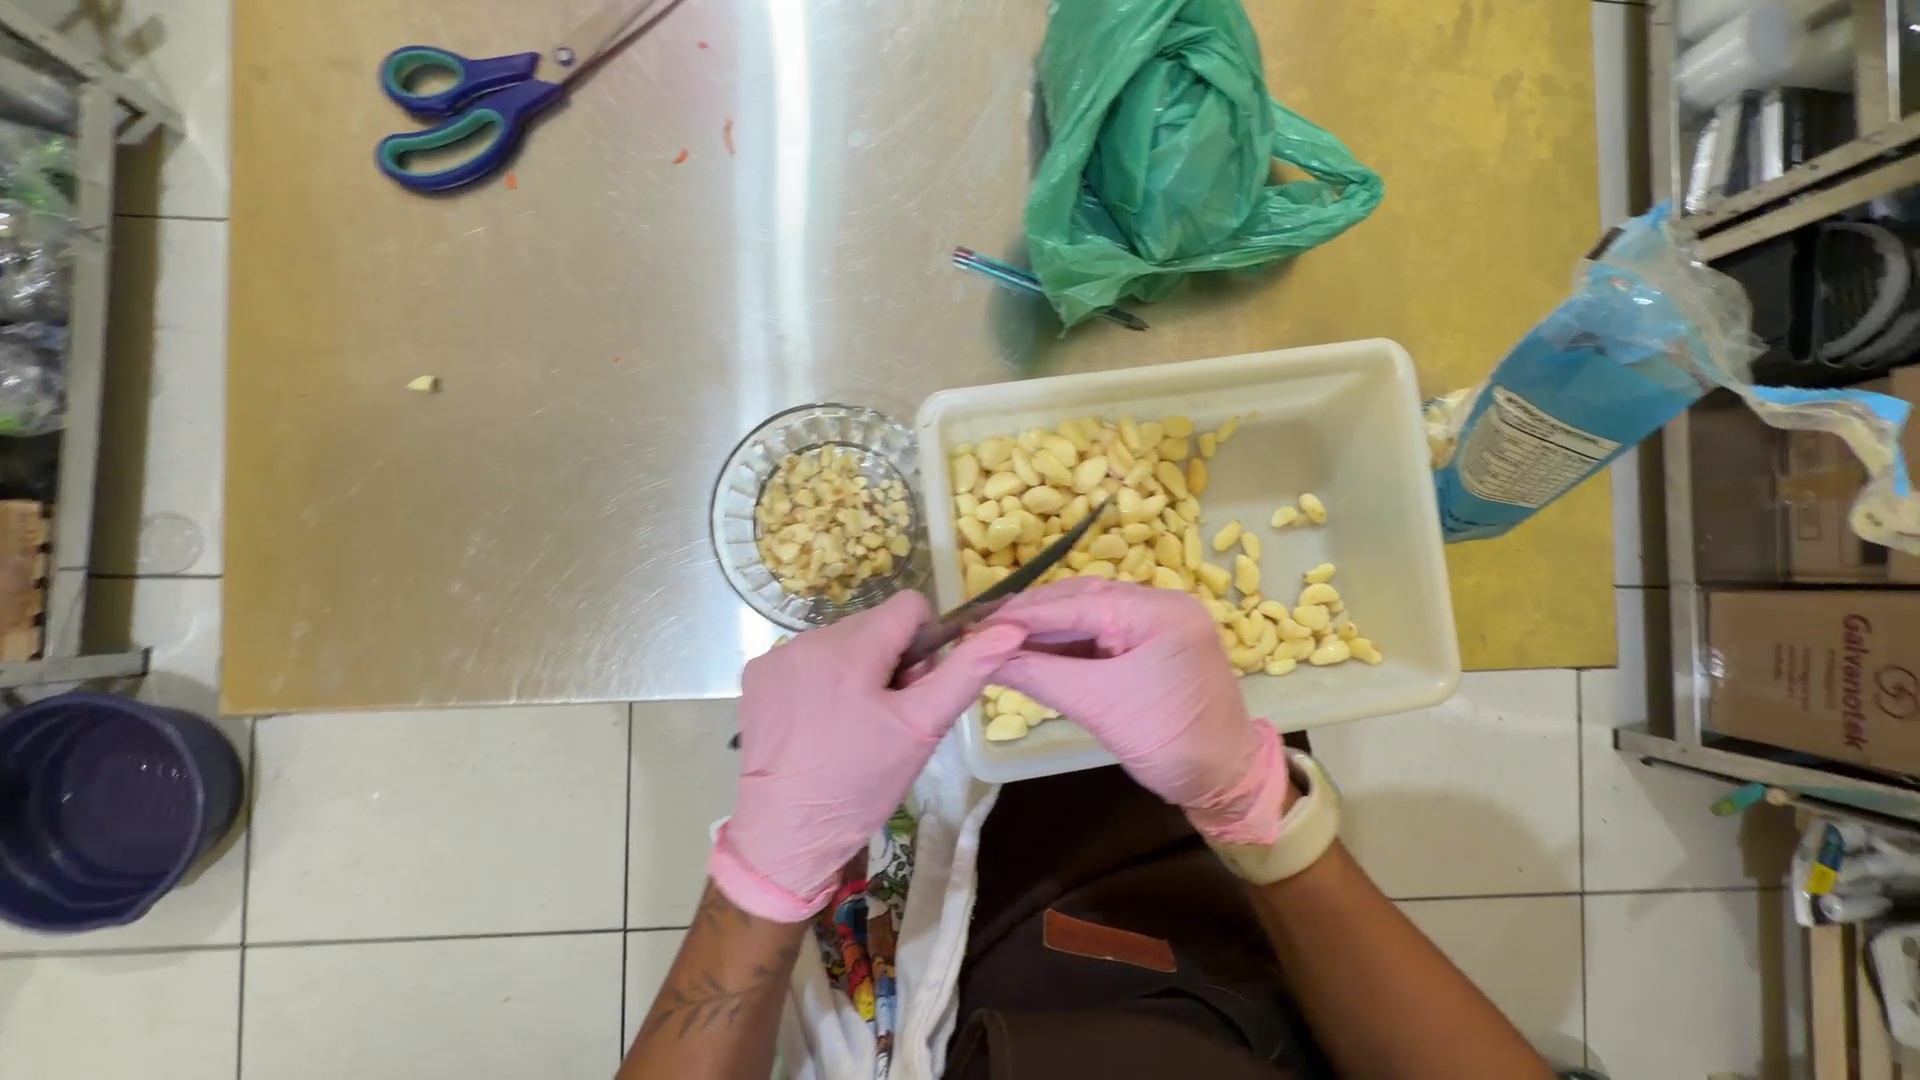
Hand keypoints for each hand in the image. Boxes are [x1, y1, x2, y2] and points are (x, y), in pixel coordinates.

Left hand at [710, 591, 1024, 921]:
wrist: (787, 835)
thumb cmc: (861, 784)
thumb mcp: (922, 729)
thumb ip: (965, 673)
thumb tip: (1007, 630)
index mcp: (852, 650)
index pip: (908, 606)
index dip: (926, 641)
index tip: (916, 687)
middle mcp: (808, 640)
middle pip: (874, 625)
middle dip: (890, 658)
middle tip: (886, 714)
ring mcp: (776, 658)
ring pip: (841, 641)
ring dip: (856, 668)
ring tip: (851, 722)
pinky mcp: (756, 677)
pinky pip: (806, 658)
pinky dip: (821, 680)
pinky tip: (818, 721)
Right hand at [987, 577, 1290, 844]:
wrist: (1225, 782)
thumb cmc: (1169, 743)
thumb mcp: (1099, 706)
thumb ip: (1041, 675)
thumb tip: (984, 658)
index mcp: (1158, 611)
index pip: (1077, 602)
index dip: (1023, 614)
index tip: (977, 622)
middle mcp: (1158, 605)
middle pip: (1080, 599)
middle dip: (1030, 616)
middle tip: (980, 628)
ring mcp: (1155, 624)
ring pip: (1086, 616)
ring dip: (1043, 630)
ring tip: (996, 638)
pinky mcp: (1149, 645)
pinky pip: (1098, 635)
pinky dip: (1064, 645)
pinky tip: (1030, 650)